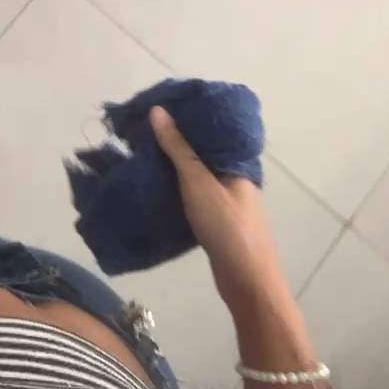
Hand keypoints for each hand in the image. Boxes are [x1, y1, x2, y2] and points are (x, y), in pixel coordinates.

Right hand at [149, 107, 288, 306]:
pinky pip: (192, 190)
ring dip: (172, 161)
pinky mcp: (216, 218)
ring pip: (195, 170)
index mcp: (236, 161)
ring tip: (141, 148)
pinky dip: (175, 183)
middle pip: (201, 148)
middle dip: (174, 137)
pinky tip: (154, 180)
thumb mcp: (198, 182)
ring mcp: (226, 198)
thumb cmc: (227, 227)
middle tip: (141, 127)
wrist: (248, 283)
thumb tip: (158, 110)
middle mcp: (233, 175)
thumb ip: (178, 147)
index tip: (155, 105)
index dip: (185, 115)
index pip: (210, 127)